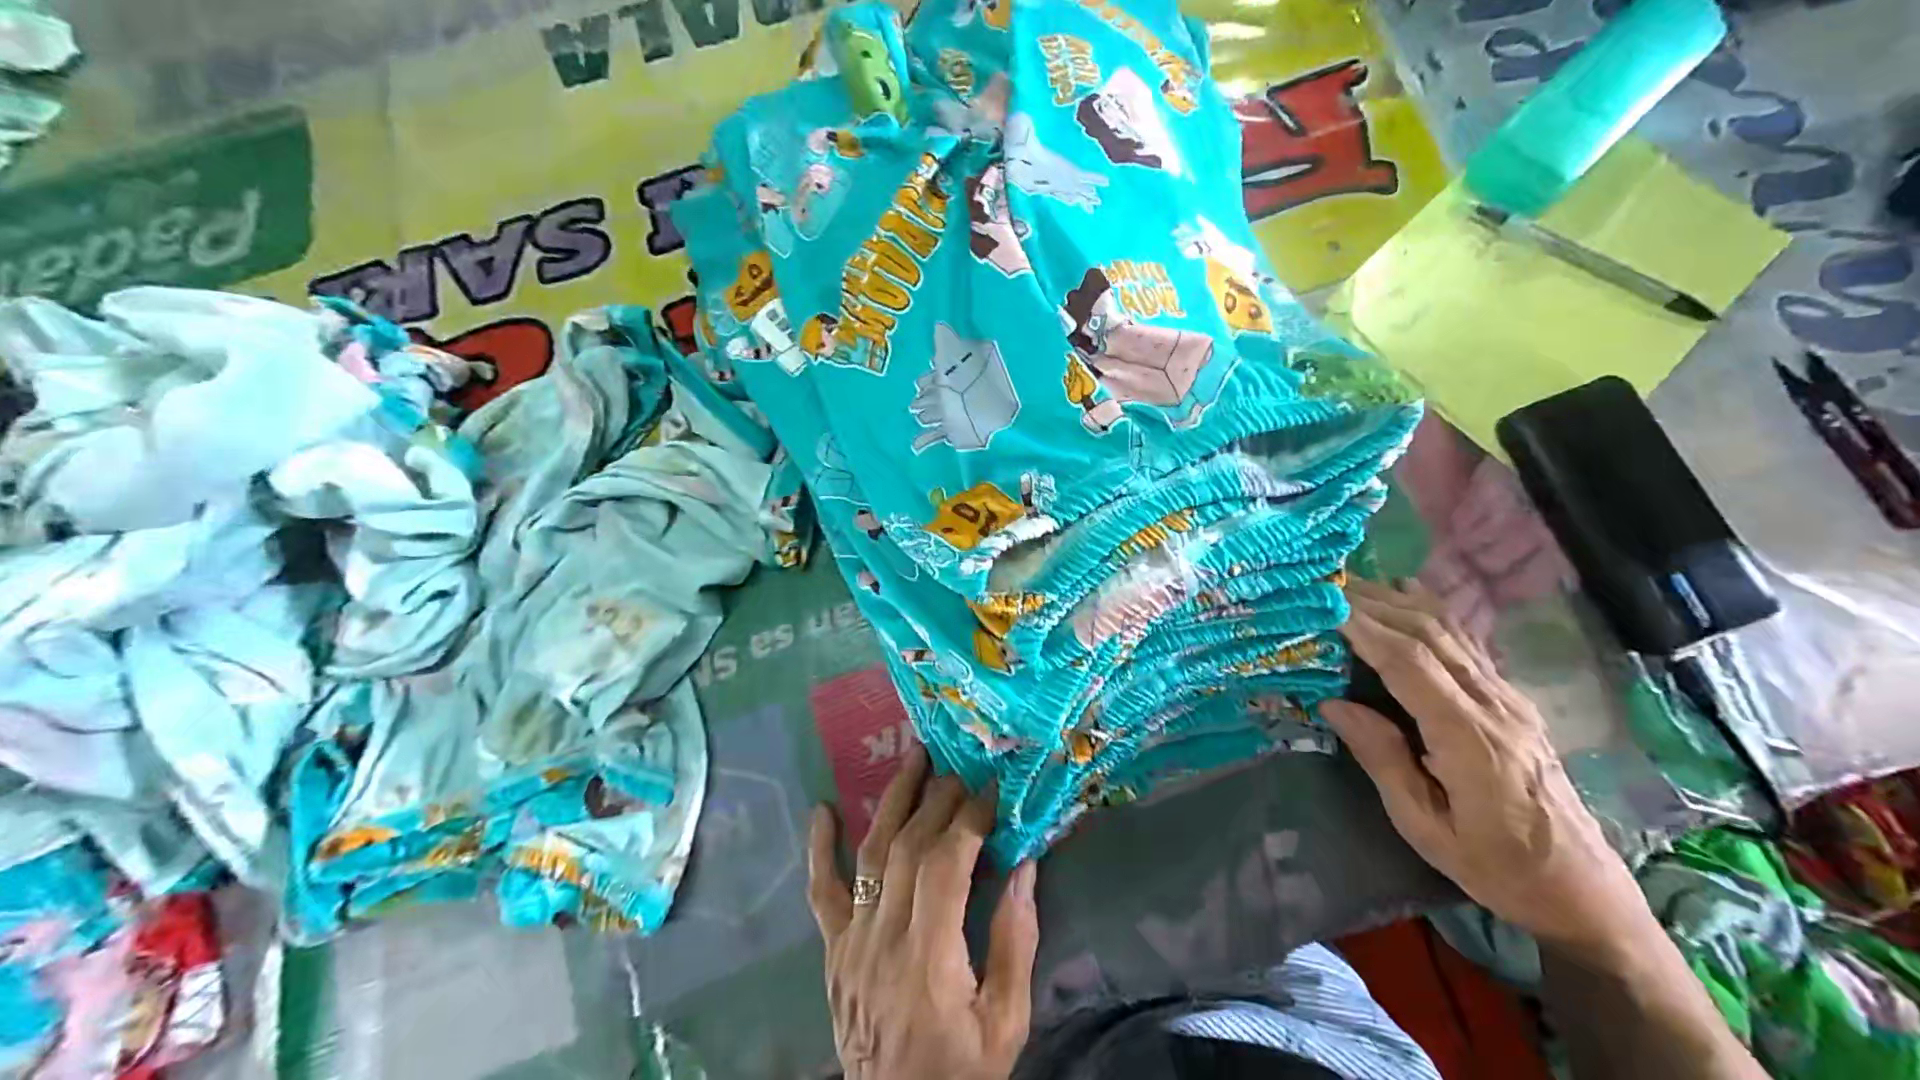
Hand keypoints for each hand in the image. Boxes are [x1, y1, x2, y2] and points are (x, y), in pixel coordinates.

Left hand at [807, 744, 1038, 1079]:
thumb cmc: (960, 1072)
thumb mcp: (1005, 1021)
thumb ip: (1015, 942)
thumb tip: (1024, 866)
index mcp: (929, 959)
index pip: (945, 866)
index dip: (968, 820)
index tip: (991, 790)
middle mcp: (883, 939)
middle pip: (908, 848)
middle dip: (938, 799)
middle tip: (962, 768)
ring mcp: (851, 941)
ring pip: (870, 854)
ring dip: (892, 800)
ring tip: (913, 758)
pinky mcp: (833, 950)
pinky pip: (821, 892)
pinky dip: (819, 849)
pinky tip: (821, 809)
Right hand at [1322, 580, 1656, 960]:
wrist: (1582, 889)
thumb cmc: (1493, 865)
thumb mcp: (1424, 826)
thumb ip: (1382, 759)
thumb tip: (1334, 704)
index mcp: (1470, 739)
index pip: (1410, 664)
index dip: (1366, 629)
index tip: (1324, 604)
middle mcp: (1495, 707)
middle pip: (1430, 636)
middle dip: (1376, 604)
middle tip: (1327, 584)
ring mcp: (1510, 700)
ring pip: (1451, 633)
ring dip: (1400, 602)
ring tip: (1356, 582)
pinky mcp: (1513, 702)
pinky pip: (1467, 644)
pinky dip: (1431, 613)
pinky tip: (1409, 595)